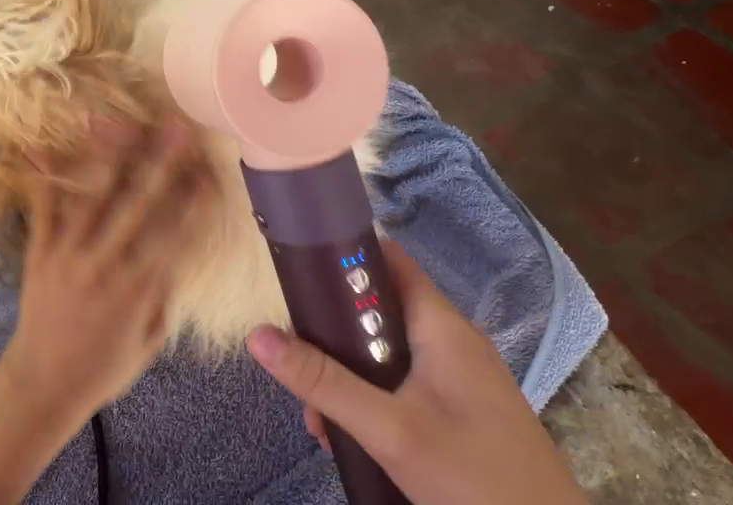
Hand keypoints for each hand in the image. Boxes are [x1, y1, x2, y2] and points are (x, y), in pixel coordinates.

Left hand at [0, 116, 218, 424]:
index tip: (209, 173)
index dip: (194, 204)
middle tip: (176, 128)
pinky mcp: (39, 253)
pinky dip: (42, 178)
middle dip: (161, 163)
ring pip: (91, 197)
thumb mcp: (149, 341)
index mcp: (139, 290)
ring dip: (106, 157)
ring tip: (114, 121)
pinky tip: (42, 147)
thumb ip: (163, 298)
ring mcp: (69, 256)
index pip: (175, 237)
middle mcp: (106, 265)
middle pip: (139, 205)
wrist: (45, 383)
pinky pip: (41, 210)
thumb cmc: (104, 367)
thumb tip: (178, 258)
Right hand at [246, 242, 586, 504]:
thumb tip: (256, 334)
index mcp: (442, 328)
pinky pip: (401, 389)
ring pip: (384, 357)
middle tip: (299, 366)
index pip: (387, 260)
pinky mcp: (461, 417)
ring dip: (345, 379)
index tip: (293, 269)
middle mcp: (451, 344)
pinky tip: (352, 441)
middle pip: (375, 312)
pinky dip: (371, 403)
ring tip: (322, 424)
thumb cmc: (477, 480)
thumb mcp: (389, 430)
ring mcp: (459, 383)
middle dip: (330, 336)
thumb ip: (323, 382)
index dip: (341, 254)